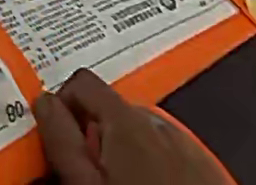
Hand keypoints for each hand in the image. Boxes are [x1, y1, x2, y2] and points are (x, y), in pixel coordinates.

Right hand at [35, 69, 229, 184]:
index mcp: (127, 120)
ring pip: (143, 132)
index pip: (82, 81)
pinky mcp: (211, 172)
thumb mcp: (85, 182)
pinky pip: (173, 152)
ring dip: (127, 149)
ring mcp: (191, 148)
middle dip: (97, 132)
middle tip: (92, 172)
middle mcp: (161, 124)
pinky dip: (158, 164)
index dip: (64, 104)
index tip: (61, 137)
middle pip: (113, 108)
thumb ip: (61, 137)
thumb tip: (44, 100)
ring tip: (122, 182)